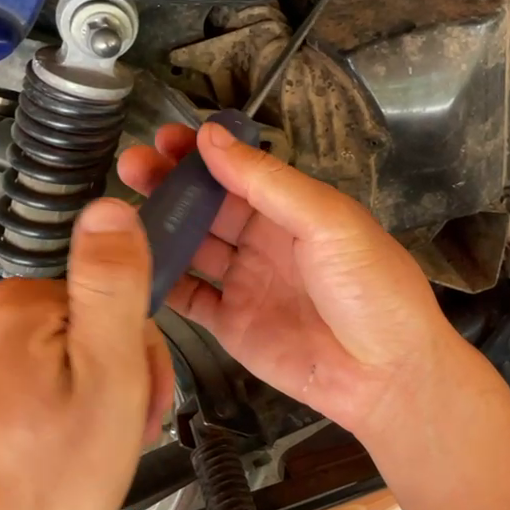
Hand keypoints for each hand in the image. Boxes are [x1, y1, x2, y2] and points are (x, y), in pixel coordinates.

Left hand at [0, 199, 172, 509]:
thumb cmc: (47, 485)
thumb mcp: (108, 377)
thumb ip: (112, 286)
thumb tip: (110, 207)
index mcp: (10, 304)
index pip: (106, 295)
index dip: (135, 347)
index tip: (138, 396)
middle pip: (78, 321)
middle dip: (110, 369)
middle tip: (117, 428)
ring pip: (51, 351)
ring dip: (81, 390)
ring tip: (84, 448)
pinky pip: (17, 378)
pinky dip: (44, 407)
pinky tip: (48, 451)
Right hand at [117, 122, 476, 440]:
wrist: (387, 373)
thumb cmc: (372, 286)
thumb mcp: (327, 220)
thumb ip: (267, 181)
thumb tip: (212, 136)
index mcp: (294, 208)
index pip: (239, 171)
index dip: (203, 154)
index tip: (165, 137)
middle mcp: (266, 240)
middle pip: (209, 206)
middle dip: (171, 184)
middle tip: (132, 164)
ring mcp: (246, 281)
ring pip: (193, 247)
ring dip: (160, 227)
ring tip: (122, 207)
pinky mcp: (231, 323)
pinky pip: (189, 297)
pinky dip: (161, 281)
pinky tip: (132, 263)